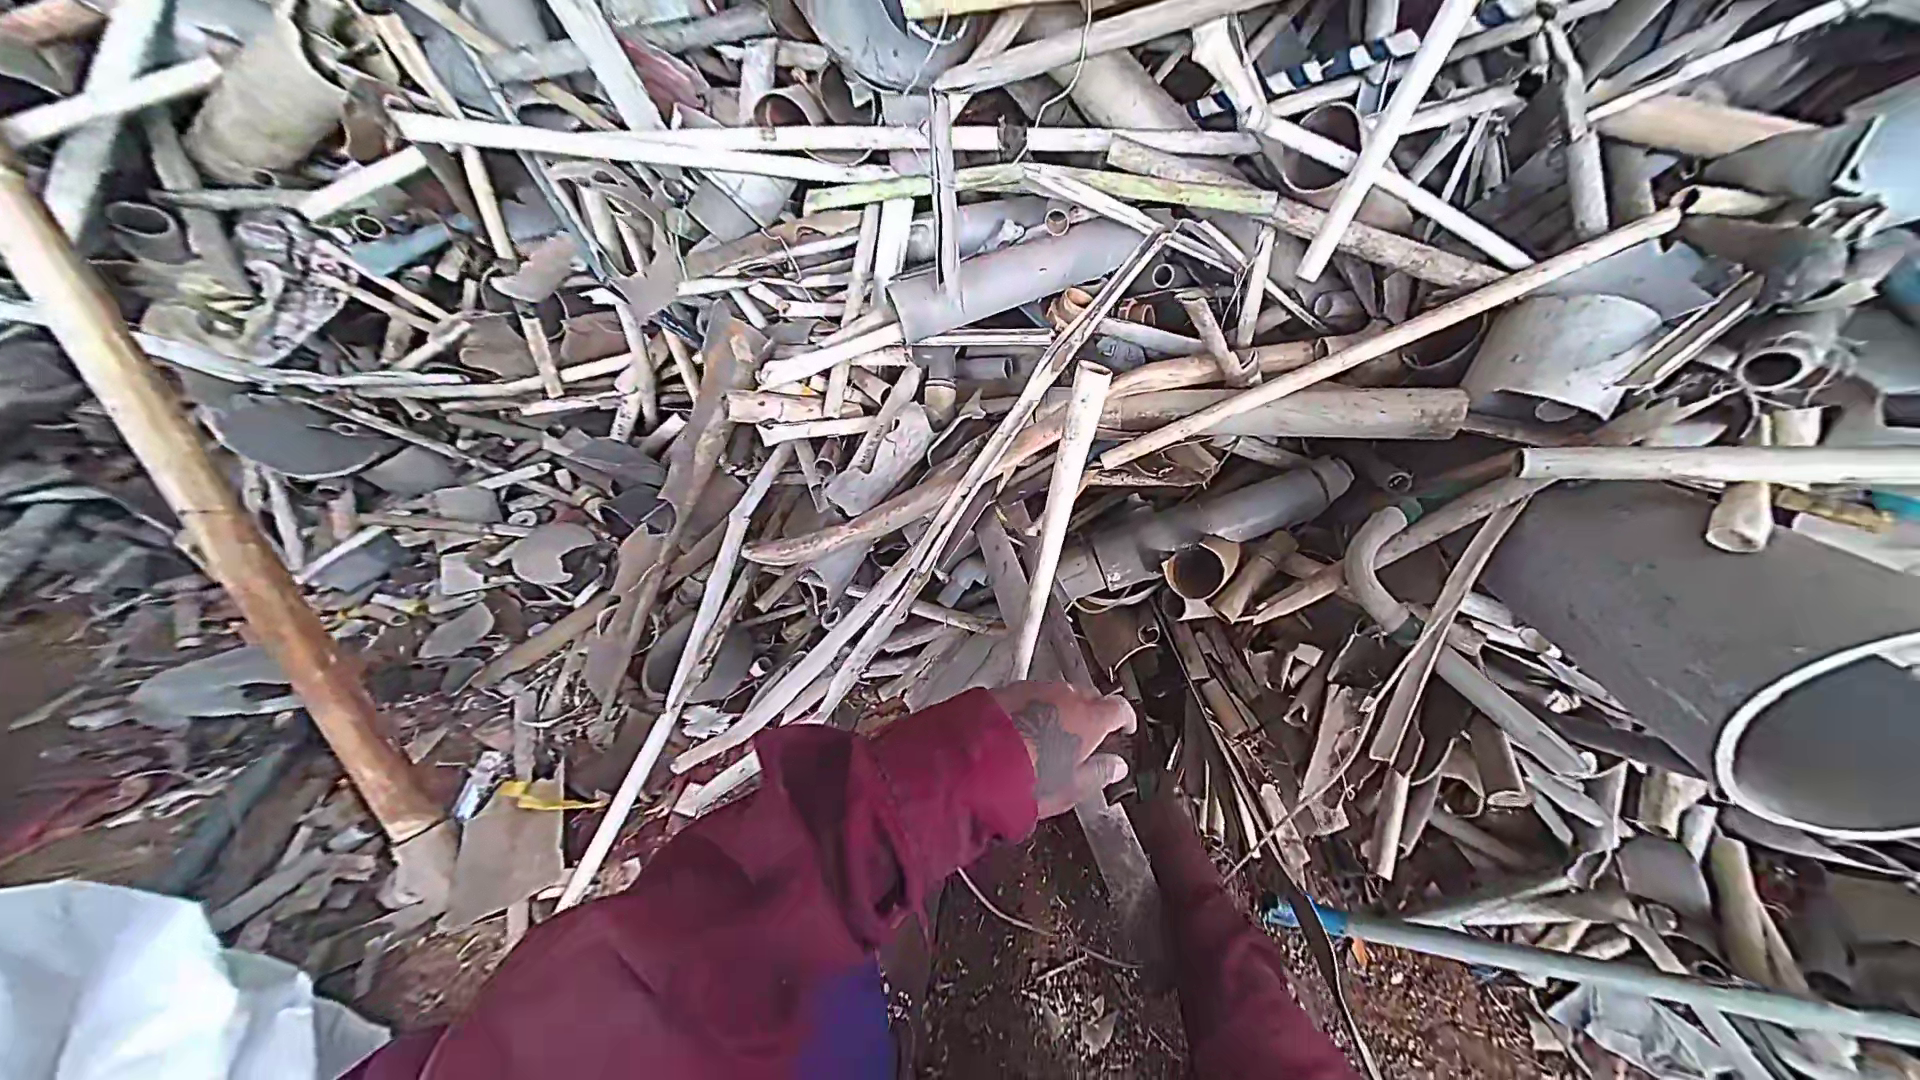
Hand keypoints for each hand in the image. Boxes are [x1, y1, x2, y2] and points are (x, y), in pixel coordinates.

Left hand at [988, 681, 1136, 817]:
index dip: (1124, 718)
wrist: (977, 761)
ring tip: (1054, 732)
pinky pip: (1031, 694)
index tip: (1124, 727)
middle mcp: (1065, 696)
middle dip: (1092, 711)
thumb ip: (1099, 773)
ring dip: (1061, 708)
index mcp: (1089, 718)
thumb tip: (1115, 767)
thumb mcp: (1072, 787)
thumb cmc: (1028, 778)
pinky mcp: (1009, 688)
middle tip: (1088, 733)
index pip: (1118, 708)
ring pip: (1058, 693)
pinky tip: (1027, 725)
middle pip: (1088, 696)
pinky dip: (1035, 706)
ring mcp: (1036, 689)